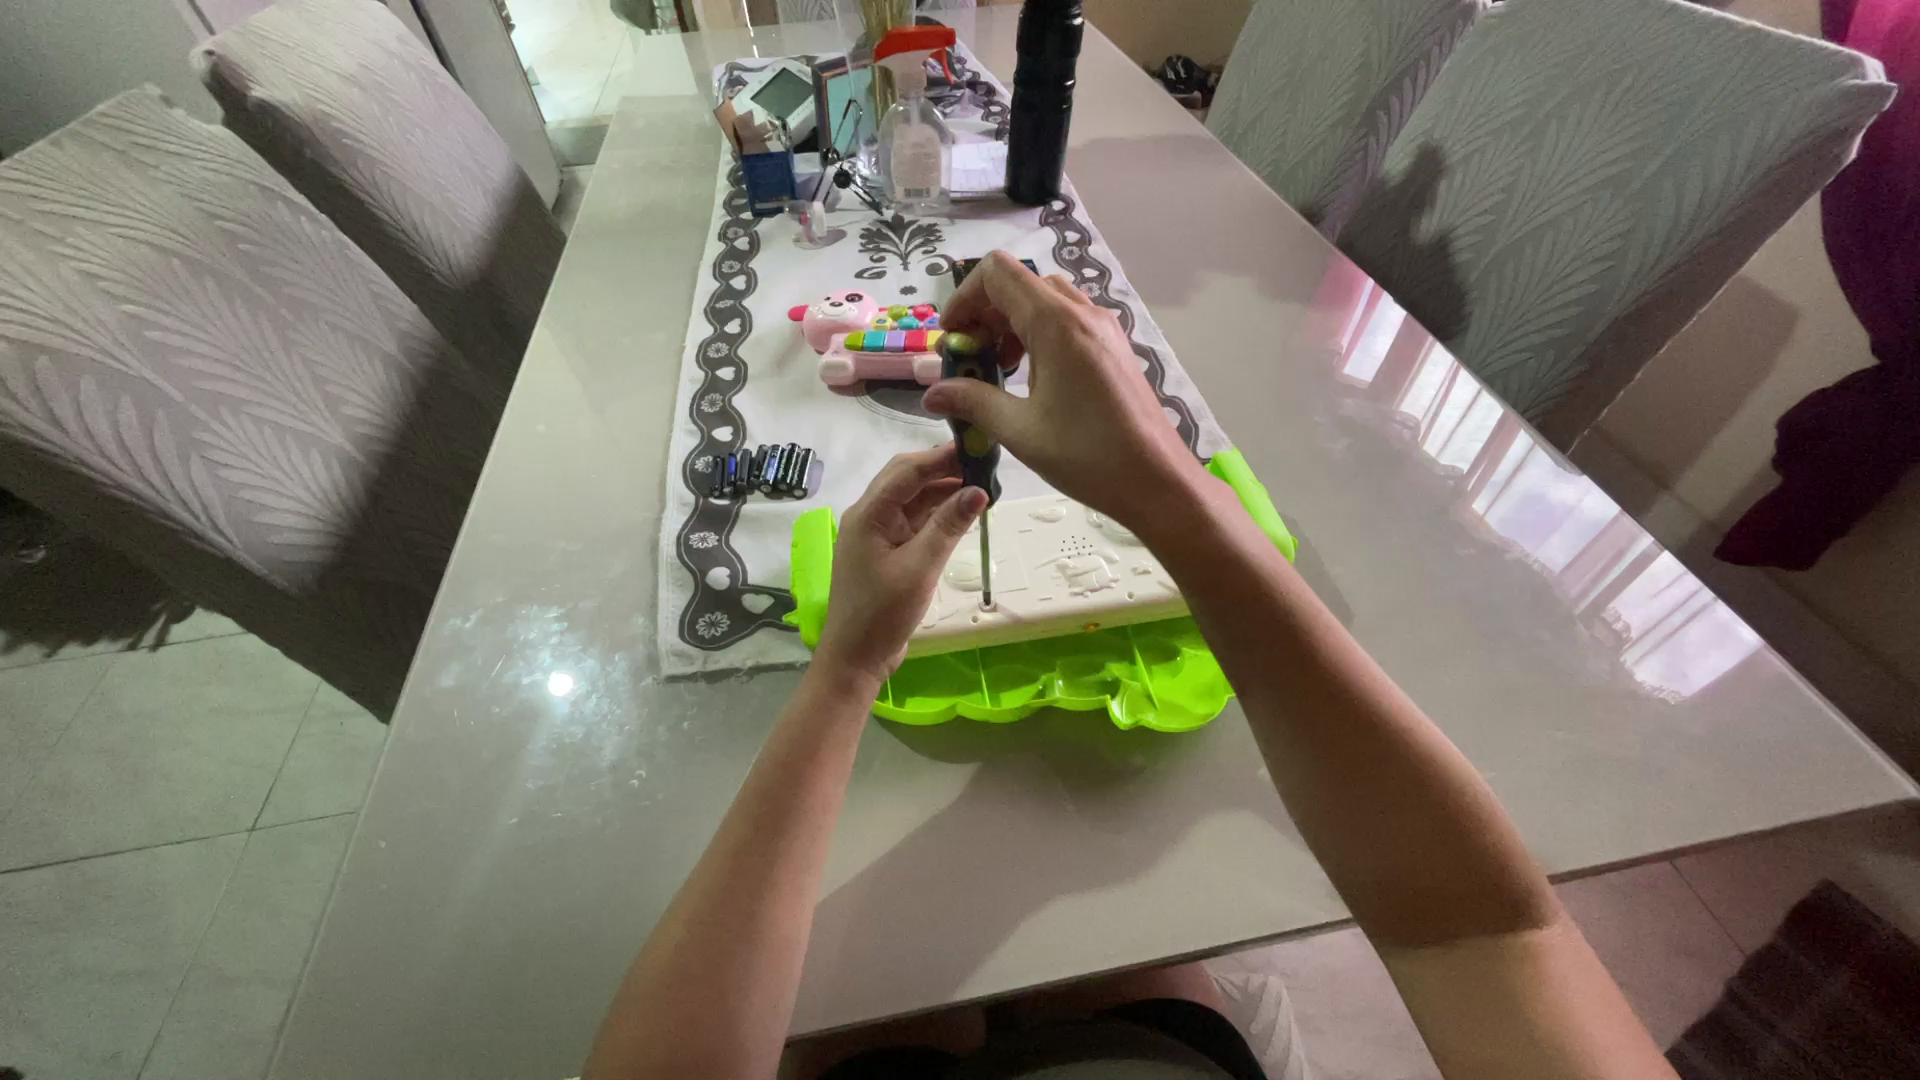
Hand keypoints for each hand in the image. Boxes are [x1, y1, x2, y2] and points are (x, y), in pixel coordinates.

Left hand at [813, 445, 987, 688]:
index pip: (907, 471)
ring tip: (980, 486)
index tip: (977, 446)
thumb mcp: (920, 568)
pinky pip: (915, 522)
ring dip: (943, 492)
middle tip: (982, 464)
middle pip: (907, 479)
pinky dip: (938, 515)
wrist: (855, 658)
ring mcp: (878, 534)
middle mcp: (870, 516)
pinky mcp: (888, 552)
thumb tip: (979, 491)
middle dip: (943, 468)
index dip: (941, 456)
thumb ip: (948, 526)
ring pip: (913, 500)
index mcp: (869, 514)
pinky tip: (963, 512)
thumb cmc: (882, 613)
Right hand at [925, 251, 1212, 530]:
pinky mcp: (1113, 347)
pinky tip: (1033, 381)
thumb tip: (931, 394)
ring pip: (1044, 301)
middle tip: (972, 362)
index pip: (997, 272)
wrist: (1157, 480)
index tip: (953, 341)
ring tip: (1000, 373)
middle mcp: (1082, 312)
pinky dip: (1038, 337)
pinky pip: (1067, 322)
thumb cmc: (1088, 456)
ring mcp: (1103, 328)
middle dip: (985, 315)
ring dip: (1011, 326)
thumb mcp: (1020, 431)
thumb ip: (972, 402)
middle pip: (1019, 284)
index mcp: (1056, 323)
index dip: (964, 298)